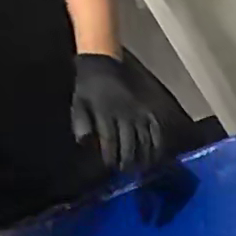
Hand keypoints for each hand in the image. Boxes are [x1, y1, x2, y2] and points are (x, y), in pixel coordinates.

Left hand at [71, 53, 162, 171]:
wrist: (103, 63)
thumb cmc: (88, 89)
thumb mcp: (78, 104)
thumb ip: (81, 124)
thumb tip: (86, 143)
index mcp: (105, 113)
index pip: (109, 141)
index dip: (110, 157)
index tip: (110, 166)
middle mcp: (124, 114)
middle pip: (128, 144)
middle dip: (127, 161)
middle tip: (125, 172)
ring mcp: (138, 112)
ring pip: (144, 141)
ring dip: (142, 158)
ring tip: (140, 170)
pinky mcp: (148, 110)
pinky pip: (156, 131)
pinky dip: (157, 145)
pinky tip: (155, 157)